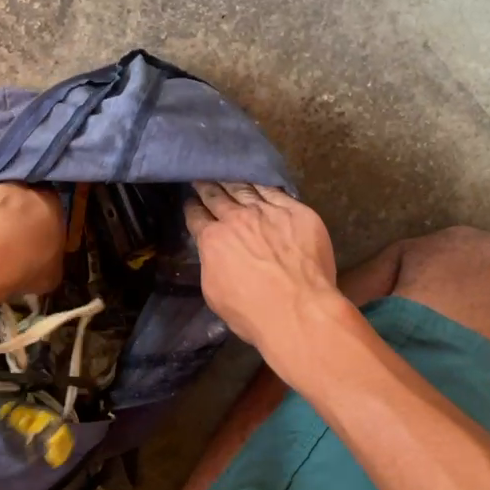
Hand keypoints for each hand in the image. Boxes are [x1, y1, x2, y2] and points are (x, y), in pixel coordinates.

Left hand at [0, 183, 64, 310]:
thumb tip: (46, 263)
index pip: (52, 205)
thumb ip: (52, 260)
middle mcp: (20, 189)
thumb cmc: (23, 267)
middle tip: (12, 241)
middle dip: (18, 216)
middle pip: (21, 199)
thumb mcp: (51, 275)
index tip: (39, 238)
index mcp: (49, 202)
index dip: (44, 222)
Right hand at [184, 182, 345, 350]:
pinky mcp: (296, 211)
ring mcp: (268, 212)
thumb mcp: (214, 293)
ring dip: (232, 181)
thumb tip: (213, 253)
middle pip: (218, 197)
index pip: (196, 216)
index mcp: (213, 239)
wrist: (299, 310)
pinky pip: (275, 192)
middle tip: (202, 179)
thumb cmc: (253, 313)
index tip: (190, 202)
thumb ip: (210, 264)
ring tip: (227, 175)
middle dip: (207, 187)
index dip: (192, 208)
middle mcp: (237, 219)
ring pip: (245, 189)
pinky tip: (259, 182)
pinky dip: (263, 186)